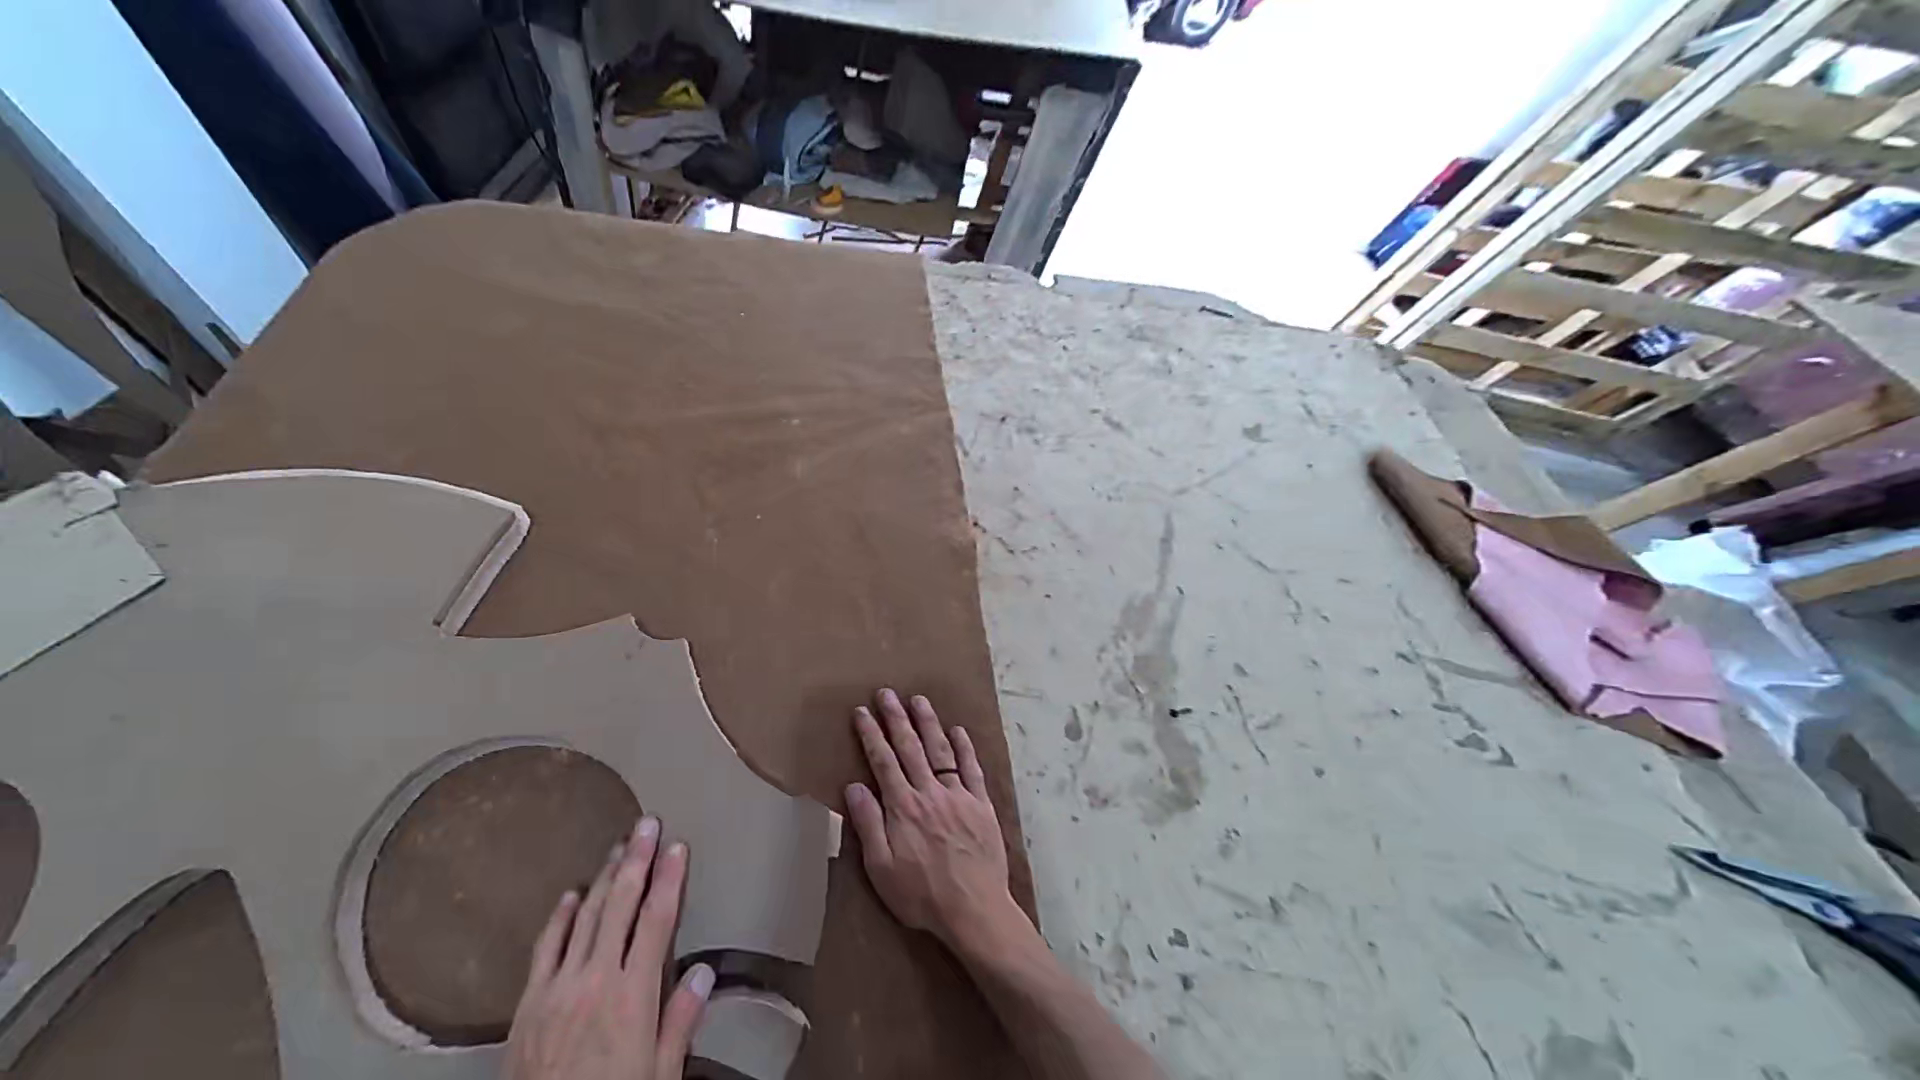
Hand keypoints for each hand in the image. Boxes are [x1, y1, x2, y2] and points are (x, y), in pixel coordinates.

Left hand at [503, 817, 713, 1079]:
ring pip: (586, 916)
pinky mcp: (528, 1003)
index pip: (658, 919)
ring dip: (606, 877)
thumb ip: (681, 1021)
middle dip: (637, 859)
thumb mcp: (659, 1074)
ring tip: (620, 846)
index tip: (678, 846)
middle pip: (621, 904)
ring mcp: (558, 987)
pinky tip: (571, 894)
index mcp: (634, 994)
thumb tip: (705, 972)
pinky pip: (545, 947)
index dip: (670, 878)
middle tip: (647, 823)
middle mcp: (596, 979)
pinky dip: (560, 917)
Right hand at [845, 689, 1025, 954]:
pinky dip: (964, 747)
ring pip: (939, 750)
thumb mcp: (881, 869)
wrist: (974, 909)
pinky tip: (957, 730)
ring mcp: (958, 795)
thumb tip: (854, 786)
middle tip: (887, 693)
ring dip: (928, 723)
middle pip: (910, 748)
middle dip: (896, 718)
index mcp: (902, 808)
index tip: (862, 712)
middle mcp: (929, 793)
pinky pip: (971, 769)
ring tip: (918, 699)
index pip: (883, 761)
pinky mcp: (981, 804)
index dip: (871, 735)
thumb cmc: (921, 895)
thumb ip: (868, 825)